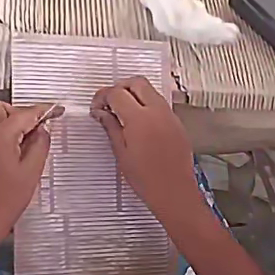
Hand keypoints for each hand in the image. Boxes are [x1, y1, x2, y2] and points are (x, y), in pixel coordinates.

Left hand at [0, 101, 60, 252]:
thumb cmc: (7, 201)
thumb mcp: (31, 173)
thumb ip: (39, 146)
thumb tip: (42, 130)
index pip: (24, 113)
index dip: (43, 110)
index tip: (57, 111)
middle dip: (18, 113)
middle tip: (35, 130)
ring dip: (7, 126)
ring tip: (24, 147)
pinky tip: (9, 158)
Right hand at [92, 77, 210, 231]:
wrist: (174, 192)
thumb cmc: (148, 179)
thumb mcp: (121, 153)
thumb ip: (111, 128)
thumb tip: (101, 113)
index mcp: (140, 119)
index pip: (117, 93)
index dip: (103, 97)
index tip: (97, 107)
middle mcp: (157, 112)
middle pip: (137, 82)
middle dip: (120, 88)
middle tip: (109, 103)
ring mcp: (169, 116)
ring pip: (150, 91)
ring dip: (134, 94)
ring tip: (122, 114)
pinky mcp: (177, 124)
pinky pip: (160, 104)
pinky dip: (146, 105)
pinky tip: (138, 123)